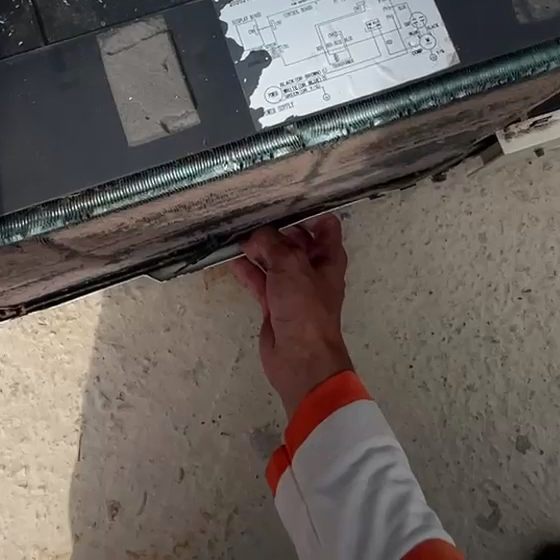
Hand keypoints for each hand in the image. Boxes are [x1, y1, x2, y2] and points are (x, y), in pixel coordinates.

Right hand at [232, 214, 355, 418]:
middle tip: (251, 214)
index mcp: (328, 258)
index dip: (307, 212)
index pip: (324, 224)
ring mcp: (293, 287)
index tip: (282, 200)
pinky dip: (247, 269)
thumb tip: (254, 235)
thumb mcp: (290, 266)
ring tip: (236, 232)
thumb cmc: (305, 308)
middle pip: (294, 240)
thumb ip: (271, 244)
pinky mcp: (274, 304)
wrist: (300, 359)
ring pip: (274, 260)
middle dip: (275, 229)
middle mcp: (312, 269)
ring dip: (257, 248)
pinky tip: (231, 258)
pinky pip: (259, 280)